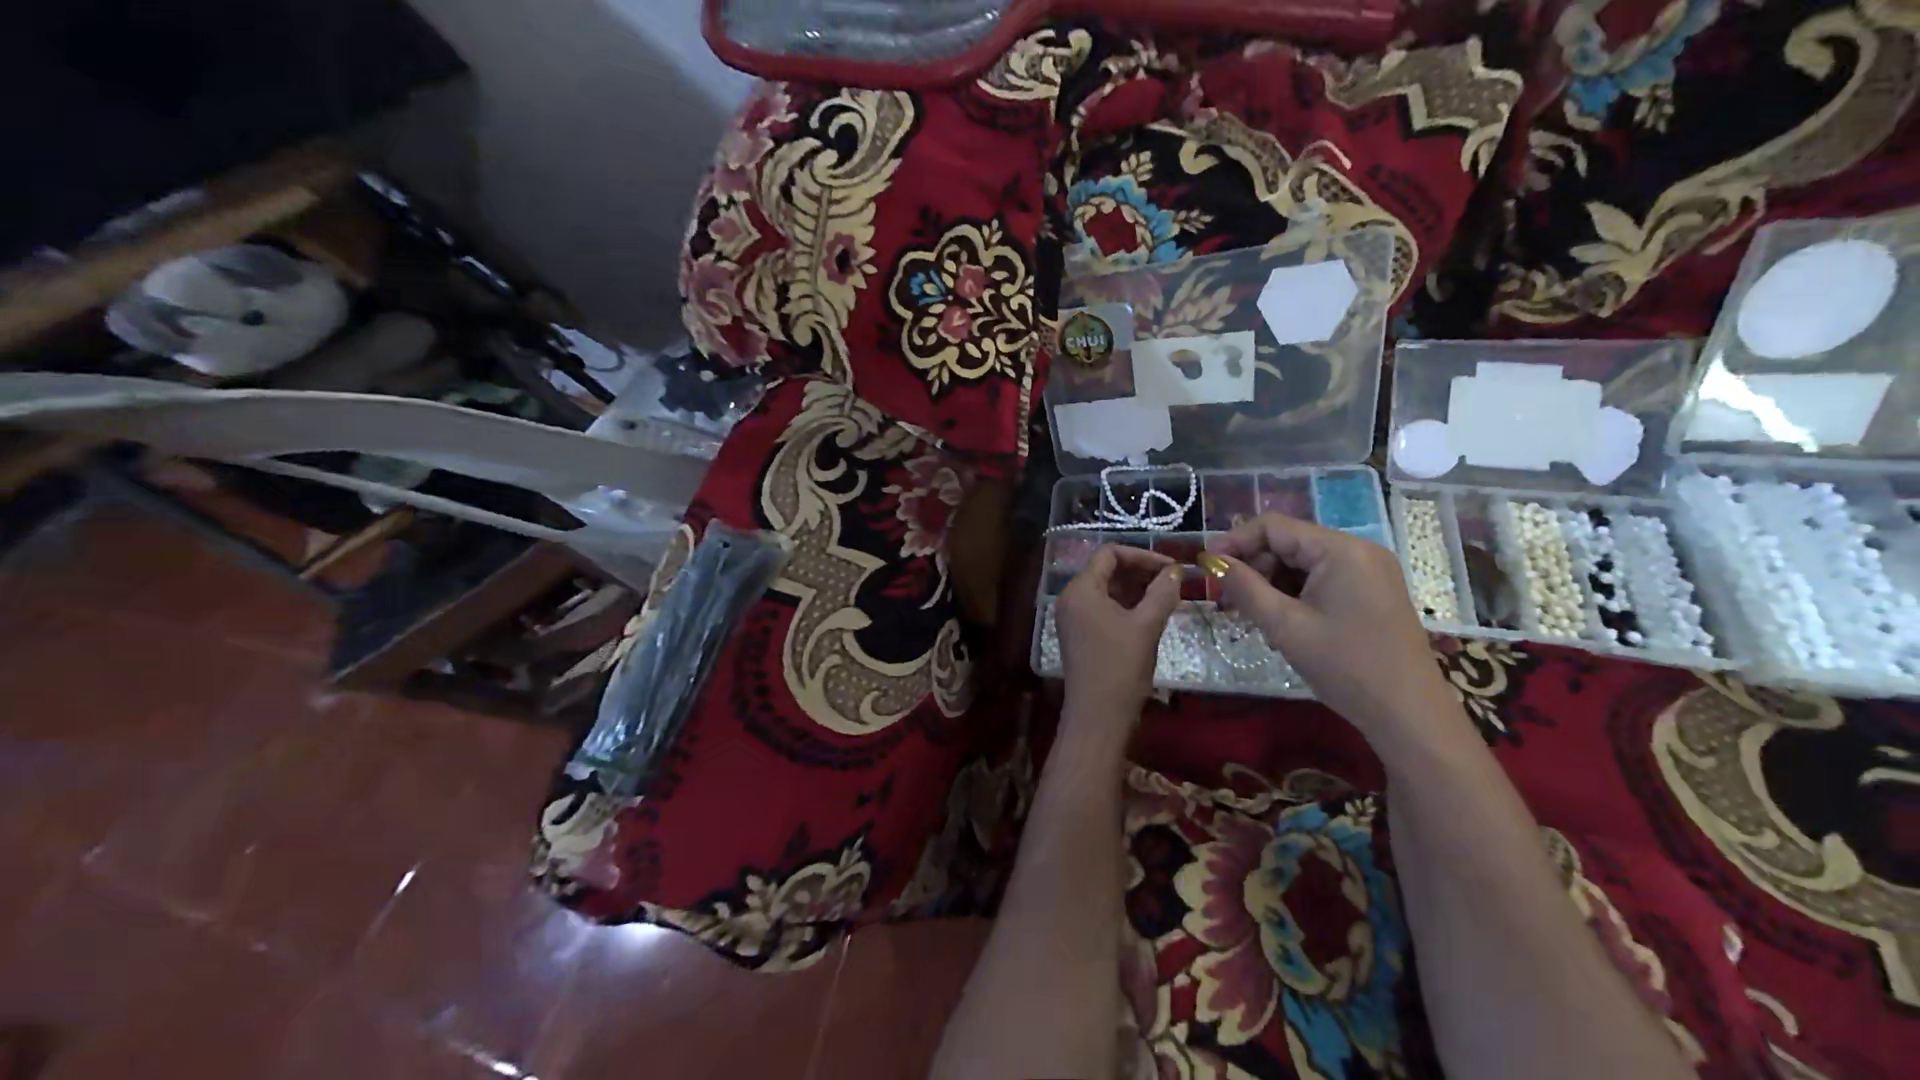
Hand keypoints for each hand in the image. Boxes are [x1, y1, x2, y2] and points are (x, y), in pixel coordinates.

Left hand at [1056, 545, 1182, 723]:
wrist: (1097, 716)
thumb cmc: (1120, 667)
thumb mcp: (1146, 626)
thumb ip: (1162, 593)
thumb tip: (1176, 571)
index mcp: (1081, 589)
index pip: (1109, 553)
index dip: (1142, 555)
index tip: (1172, 568)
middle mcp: (1071, 598)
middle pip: (1107, 570)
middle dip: (1141, 571)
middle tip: (1174, 582)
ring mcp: (1073, 617)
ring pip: (1107, 590)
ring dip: (1136, 589)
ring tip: (1169, 597)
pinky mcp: (1080, 634)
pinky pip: (1104, 608)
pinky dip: (1127, 606)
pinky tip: (1152, 614)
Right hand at [1206, 513, 1449, 732]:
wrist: (1407, 713)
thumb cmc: (1344, 666)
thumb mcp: (1284, 626)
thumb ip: (1244, 587)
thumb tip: (1212, 561)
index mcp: (1340, 550)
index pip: (1274, 526)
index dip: (1235, 541)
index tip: (1207, 566)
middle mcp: (1358, 550)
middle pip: (1289, 542)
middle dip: (1253, 565)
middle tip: (1227, 599)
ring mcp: (1369, 571)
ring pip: (1303, 562)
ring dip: (1271, 582)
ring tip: (1251, 614)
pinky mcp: (1371, 591)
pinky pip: (1321, 578)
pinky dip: (1294, 593)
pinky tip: (1280, 619)